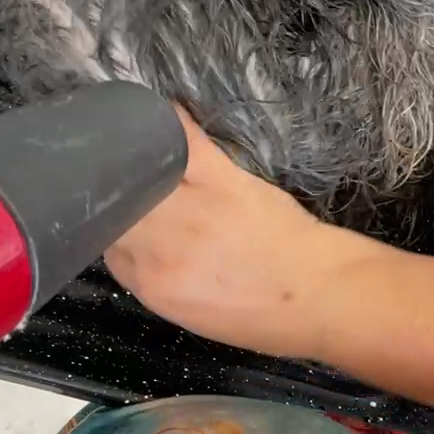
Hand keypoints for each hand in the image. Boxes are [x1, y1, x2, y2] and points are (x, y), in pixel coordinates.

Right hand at [105, 109, 381, 358]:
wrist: (322, 295)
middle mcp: (160, 248)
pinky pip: (181, 141)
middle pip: (116, 209)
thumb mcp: (199, 316)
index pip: (111, 248)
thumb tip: (149, 251)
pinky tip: (162, 116)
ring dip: (135, 162)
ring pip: (137, 173)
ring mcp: (188, 209)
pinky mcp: (221, 178)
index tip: (130, 223)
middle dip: (120, 199)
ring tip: (138, 153)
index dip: (117, 232)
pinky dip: (170, 123)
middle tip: (135, 189)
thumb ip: (164, 281)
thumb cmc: (268, 317)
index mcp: (154, 288)